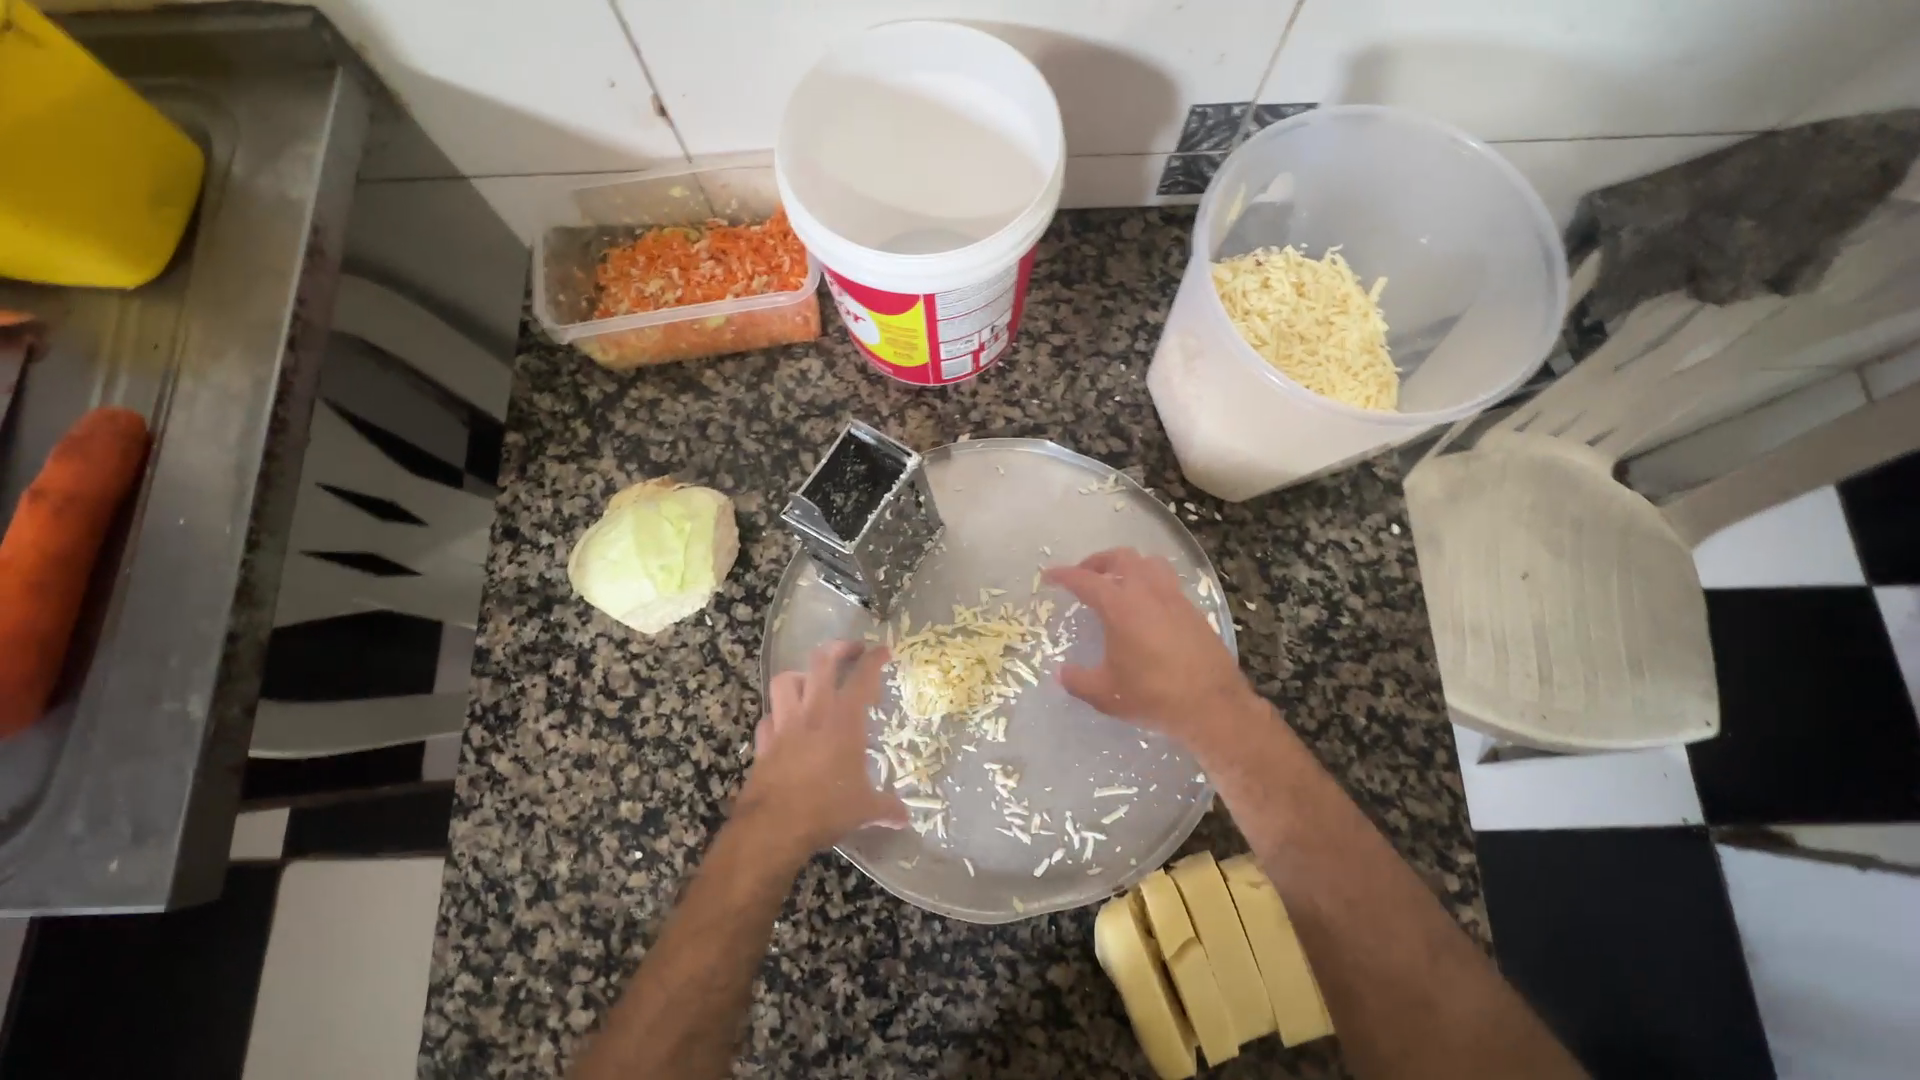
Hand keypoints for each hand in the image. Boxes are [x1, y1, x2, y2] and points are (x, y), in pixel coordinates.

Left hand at [738, 642, 907, 859]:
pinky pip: (768, 716)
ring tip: (812, 683)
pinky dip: (778, 714)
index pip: (861, 678)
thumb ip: (886, 808)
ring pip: (785, 681)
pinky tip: (786, 724)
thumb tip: (905, 818)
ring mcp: (783, 725)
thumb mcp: (864, 809)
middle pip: (821, 663)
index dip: (874, 659)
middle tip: (851, 650)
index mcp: (843, 722)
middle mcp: (812, 714)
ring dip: (800, 676)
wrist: (772, 827)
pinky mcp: (763, 742)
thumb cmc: (825, 809)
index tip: (883, 651)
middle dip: (838, 649)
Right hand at [1046, 548, 1258, 751]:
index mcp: (1121, 607)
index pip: (1085, 580)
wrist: (1212, 704)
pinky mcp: (1194, 611)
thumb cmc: (1154, 696)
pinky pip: (1169, 583)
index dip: (1064, 575)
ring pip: (1150, 563)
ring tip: (1119, 583)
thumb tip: (1062, 673)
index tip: (1049, 577)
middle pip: (1121, 558)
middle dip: (1098, 562)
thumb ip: (1078, 681)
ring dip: (1130, 566)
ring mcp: (1175, 599)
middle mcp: (1148, 593)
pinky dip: (1151, 584)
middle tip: (1085, 576)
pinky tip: (1147, 608)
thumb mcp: (1106, 695)